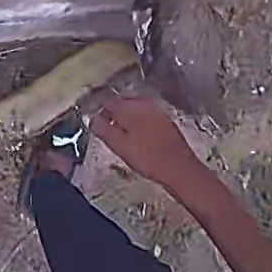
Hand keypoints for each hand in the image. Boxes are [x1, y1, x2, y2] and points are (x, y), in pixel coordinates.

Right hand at [91, 96, 209, 193]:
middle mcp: (143, 103)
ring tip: (125, 137)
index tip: (99, 127)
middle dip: (115, 114)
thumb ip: (104, 130)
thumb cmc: (147, 157)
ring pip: (135, 109)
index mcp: (129, 107)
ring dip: (128, 118)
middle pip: (122, 103)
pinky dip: (141, 122)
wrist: (180, 168)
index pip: (108, 102)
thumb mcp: (120, 146)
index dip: (101, 114)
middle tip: (111, 133)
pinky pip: (147, 116)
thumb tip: (92, 119)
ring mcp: (157, 110)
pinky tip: (141, 138)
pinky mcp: (166, 120)